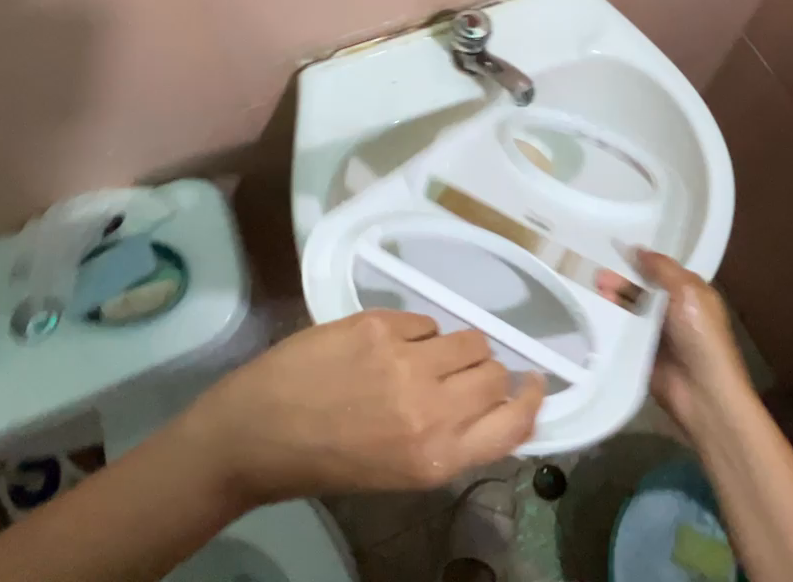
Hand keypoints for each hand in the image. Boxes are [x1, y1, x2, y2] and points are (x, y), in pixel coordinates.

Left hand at [186, 309, 545, 505]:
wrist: (258, 432)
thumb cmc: (328, 460)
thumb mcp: (401, 472)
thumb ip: (450, 439)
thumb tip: (489, 400)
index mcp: (437, 458)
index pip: (514, 424)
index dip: (531, 400)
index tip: (534, 383)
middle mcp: (431, 410)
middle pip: (494, 373)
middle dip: (484, 372)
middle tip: (456, 375)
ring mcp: (406, 362)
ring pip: (466, 338)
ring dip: (452, 348)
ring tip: (420, 357)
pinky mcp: (380, 326)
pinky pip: (425, 321)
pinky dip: (415, 332)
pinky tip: (384, 346)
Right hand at [601, 249, 747, 427]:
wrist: (702, 393)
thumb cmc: (700, 336)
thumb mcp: (687, 292)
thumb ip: (662, 268)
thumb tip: (638, 249)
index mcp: (691, 293)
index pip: (662, 270)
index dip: (641, 259)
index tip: (614, 247)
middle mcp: (673, 309)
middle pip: (642, 287)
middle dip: (622, 278)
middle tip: (599, 274)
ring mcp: (656, 332)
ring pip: (630, 307)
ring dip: (614, 296)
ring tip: (595, 288)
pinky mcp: (640, 351)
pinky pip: (622, 330)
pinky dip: (609, 319)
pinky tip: (594, 309)